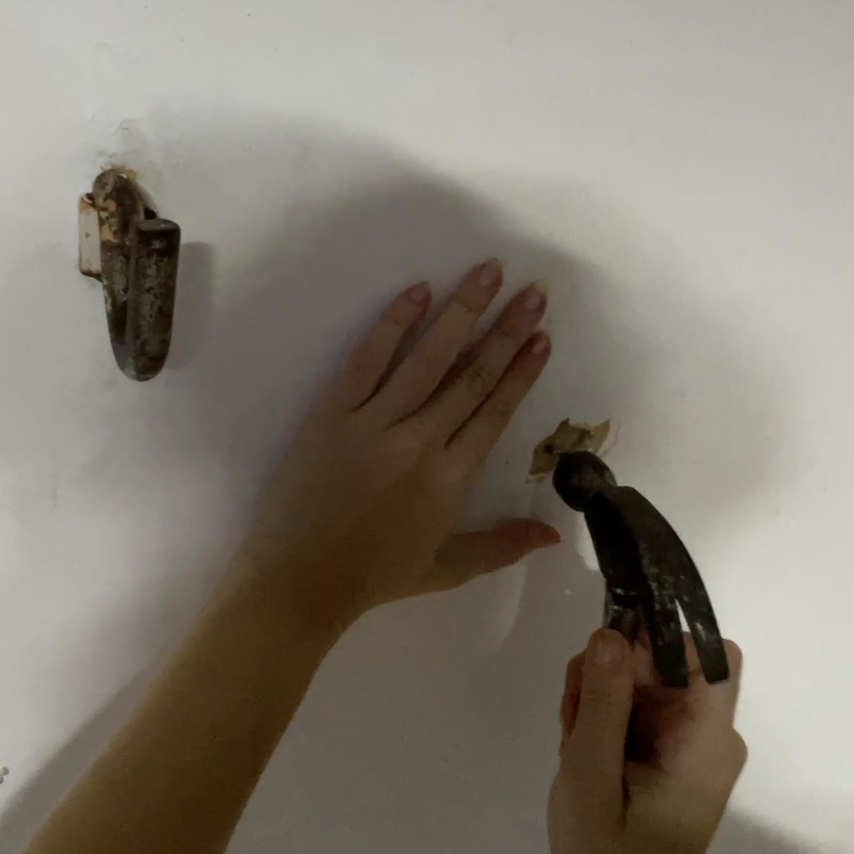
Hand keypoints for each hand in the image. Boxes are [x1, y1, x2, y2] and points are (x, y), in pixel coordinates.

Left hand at [220, 259, 558, 632]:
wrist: (298, 580)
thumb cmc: (372, 576)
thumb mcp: (445, 569)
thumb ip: (501, 546)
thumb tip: (555, 533)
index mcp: (451, 480)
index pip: (494, 412)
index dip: (522, 372)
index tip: (543, 337)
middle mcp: (420, 443)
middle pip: (471, 376)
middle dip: (506, 331)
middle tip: (533, 291)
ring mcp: (374, 424)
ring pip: (427, 359)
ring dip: (461, 312)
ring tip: (486, 273)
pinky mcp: (332, 413)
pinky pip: (367, 360)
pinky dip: (393, 324)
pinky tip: (417, 292)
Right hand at [548, 628, 746, 853]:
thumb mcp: (591, 777)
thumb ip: (602, 704)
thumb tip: (611, 633)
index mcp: (705, 742)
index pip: (713, 657)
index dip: (665, 638)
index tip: (613, 652)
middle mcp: (707, 733)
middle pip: (663, 661)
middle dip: (610, 672)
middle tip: (574, 711)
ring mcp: (688, 738)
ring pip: (641, 675)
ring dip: (598, 693)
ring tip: (575, 739)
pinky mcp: (670, 745)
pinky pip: (635, 699)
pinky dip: (603, 711)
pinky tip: (583, 744)